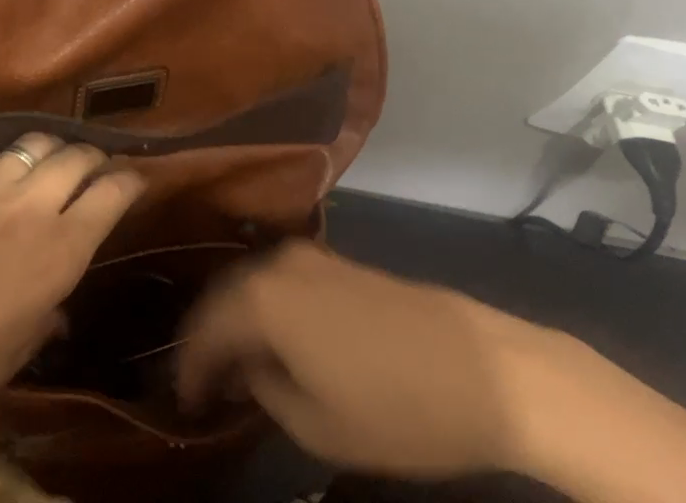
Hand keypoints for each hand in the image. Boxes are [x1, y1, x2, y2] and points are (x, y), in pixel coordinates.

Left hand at [0, 134, 145, 436]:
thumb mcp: (22, 347)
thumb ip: (48, 314)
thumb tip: (55, 307)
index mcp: (61, 248)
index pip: (112, 192)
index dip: (129, 181)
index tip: (135, 181)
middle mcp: (29, 206)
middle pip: (75, 156)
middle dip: (93, 157)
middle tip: (95, 168)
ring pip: (30, 145)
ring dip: (51, 150)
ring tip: (50, 163)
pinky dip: (5, 163)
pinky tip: (0, 177)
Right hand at [174, 241, 575, 480]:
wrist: (500, 374)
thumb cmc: (401, 409)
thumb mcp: (317, 426)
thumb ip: (266, 393)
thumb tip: (252, 372)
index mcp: (261, 298)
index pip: (202, 332)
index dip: (189, 371)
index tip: (185, 404)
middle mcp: (280, 265)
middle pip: (225, 300)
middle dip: (211, 342)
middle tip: (208, 385)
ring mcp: (318, 259)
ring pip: (258, 288)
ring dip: (244, 325)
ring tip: (245, 368)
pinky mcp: (349, 265)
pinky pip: (289, 285)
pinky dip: (276, 314)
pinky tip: (287, 345)